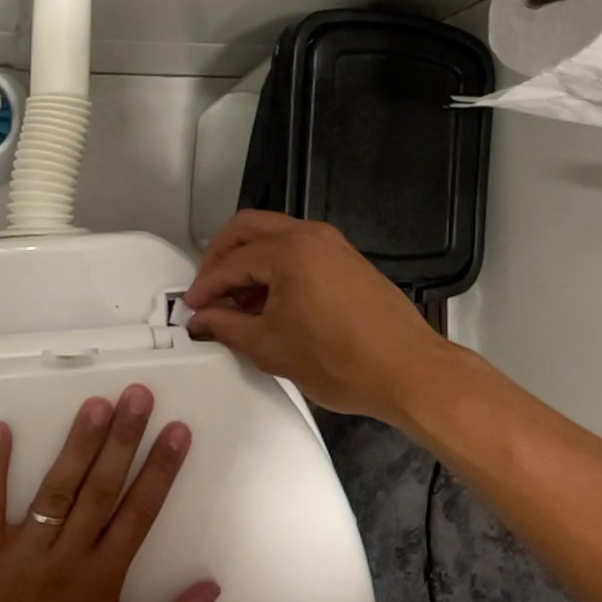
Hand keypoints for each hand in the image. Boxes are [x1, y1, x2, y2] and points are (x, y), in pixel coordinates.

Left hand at [0, 385, 220, 601]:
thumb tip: (209, 591)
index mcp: (103, 580)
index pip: (140, 512)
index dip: (161, 469)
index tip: (176, 433)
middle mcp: (68, 558)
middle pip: (103, 487)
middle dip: (124, 438)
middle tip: (138, 397)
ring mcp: (23, 554)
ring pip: (56, 488)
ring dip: (77, 444)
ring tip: (94, 405)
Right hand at [183, 210, 488, 427]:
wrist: (409, 372)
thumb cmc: (344, 361)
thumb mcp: (271, 347)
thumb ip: (227, 327)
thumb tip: (205, 320)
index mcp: (290, 251)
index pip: (231, 261)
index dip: (205, 286)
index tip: (193, 307)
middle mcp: (312, 236)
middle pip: (248, 229)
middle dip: (220, 257)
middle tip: (207, 290)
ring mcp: (334, 245)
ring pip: (275, 236)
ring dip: (248, 260)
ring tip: (235, 300)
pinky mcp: (348, 261)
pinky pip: (299, 249)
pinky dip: (275, 266)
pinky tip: (268, 301)